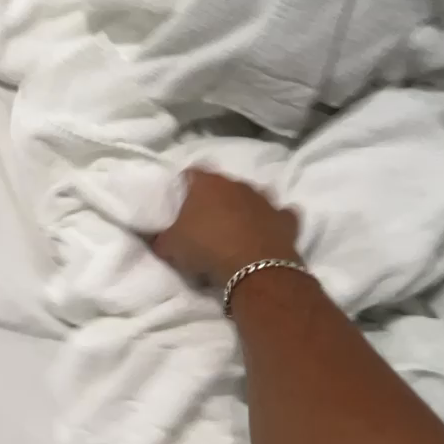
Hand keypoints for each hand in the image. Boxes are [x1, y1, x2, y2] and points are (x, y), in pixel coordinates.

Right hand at [149, 168, 300, 285]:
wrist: (254, 269)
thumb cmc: (205, 249)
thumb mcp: (169, 247)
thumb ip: (161, 237)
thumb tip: (157, 237)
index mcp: (207, 184)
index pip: (191, 173)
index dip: (184, 186)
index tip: (179, 202)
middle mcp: (238, 184)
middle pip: (223, 185)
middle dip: (215, 198)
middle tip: (204, 219)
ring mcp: (266, 200)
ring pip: (253, 196)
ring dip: (244, 207)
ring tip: (235, 227)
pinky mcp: (287, 219)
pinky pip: (280, 215)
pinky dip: (273, 221)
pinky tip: (266, 231)